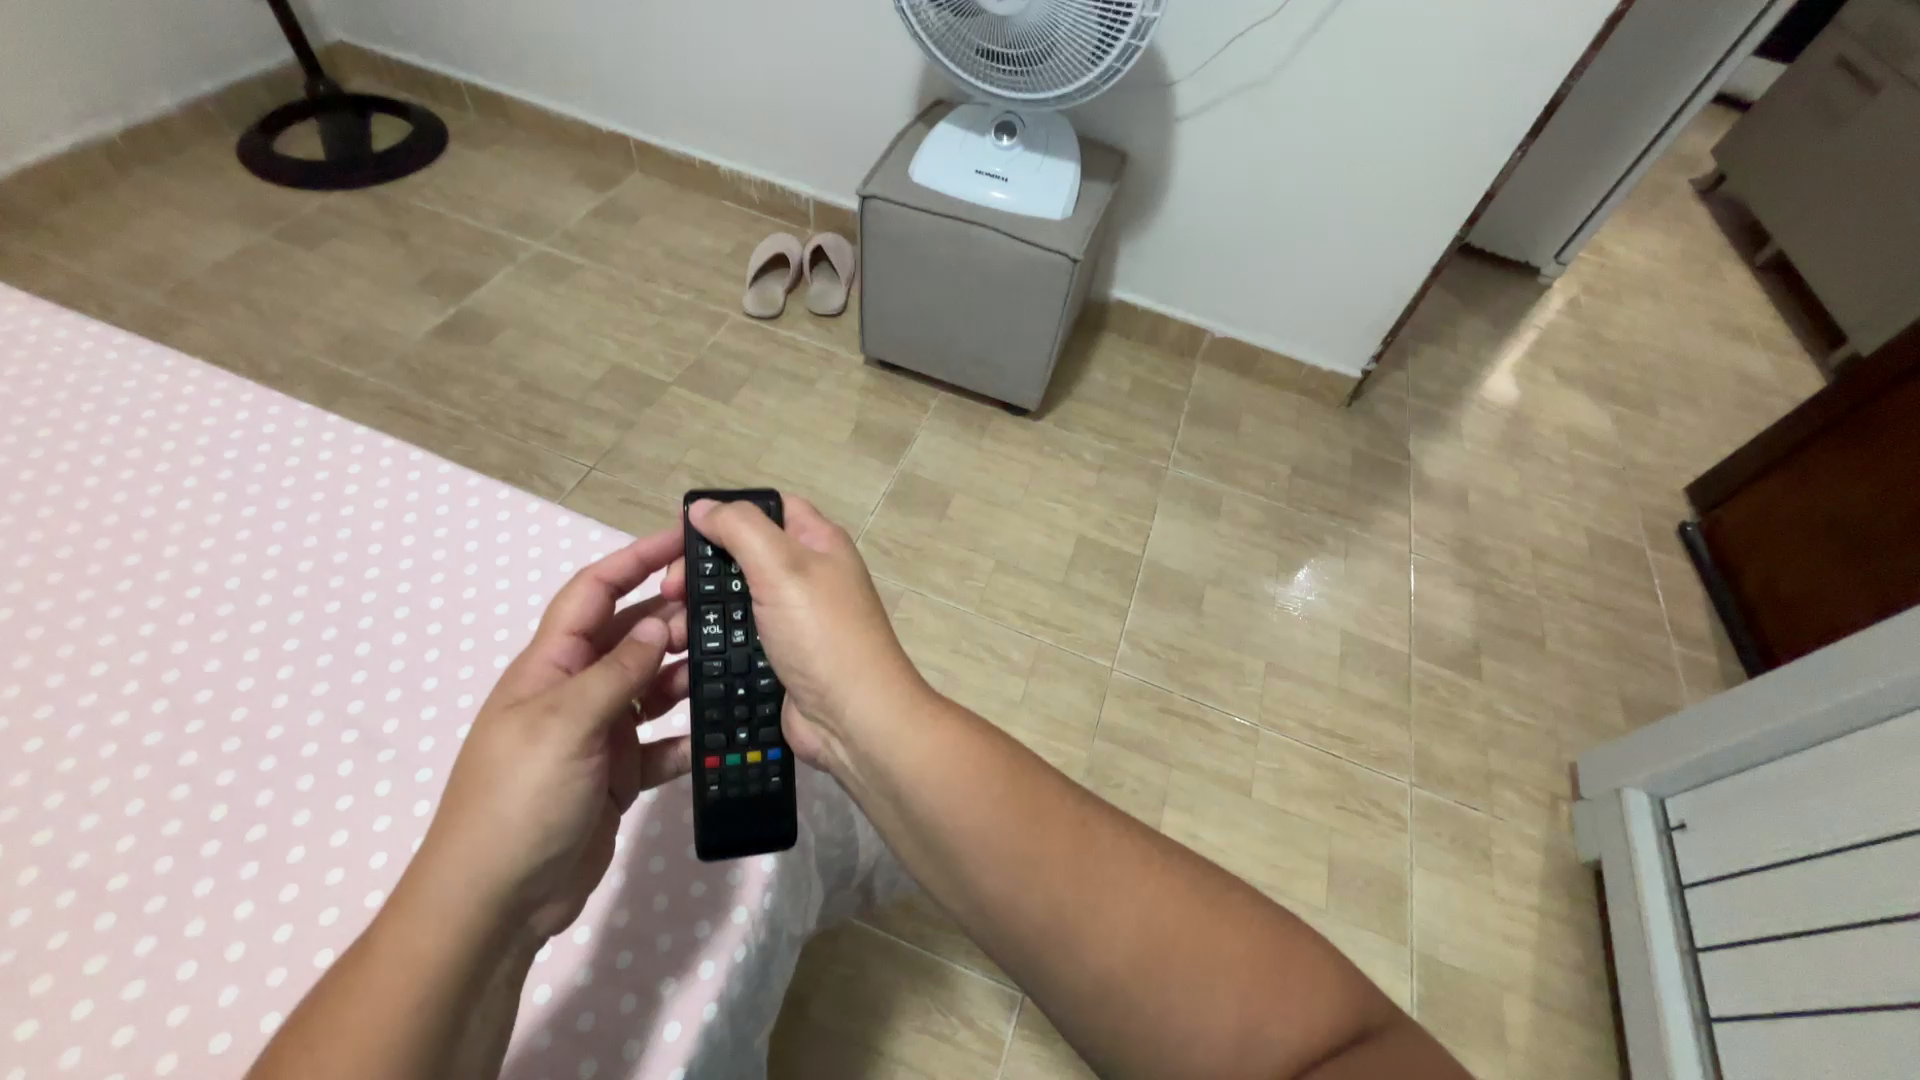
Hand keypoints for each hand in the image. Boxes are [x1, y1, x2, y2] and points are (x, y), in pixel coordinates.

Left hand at [403, 527, 693, 940]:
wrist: (496, 901)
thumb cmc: (518, 800)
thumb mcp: (565, 725)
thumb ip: (618, 672)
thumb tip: (662, 624)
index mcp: (550, 666)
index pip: (594, 593)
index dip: (635, 560)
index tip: (684, 540)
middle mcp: (576, 691)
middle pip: (632, 636)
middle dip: (676, 618)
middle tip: (732, 611)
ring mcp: (599, 734)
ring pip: (654, 687)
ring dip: (690, 675)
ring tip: (736, 665)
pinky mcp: (619, 773)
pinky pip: (663, 742)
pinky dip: (689, 738)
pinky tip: (721, 735)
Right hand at [681, 496, 926, 776]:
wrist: (853, 719)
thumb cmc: (822, 633)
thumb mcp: (784, 566)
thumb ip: (741, 528)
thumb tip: (704, 507)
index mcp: (818, 543)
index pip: (768, 508)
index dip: (726, 513)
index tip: (683, 532)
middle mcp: (807, 576)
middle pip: (743, 556)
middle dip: (702, 567)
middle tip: (669, 590)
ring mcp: (792, 621)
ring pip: (733, 601)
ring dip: (699, 609)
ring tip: (670, 629)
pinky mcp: (778, 658)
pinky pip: (736, 641)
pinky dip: (709, 643)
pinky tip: (683, 653)